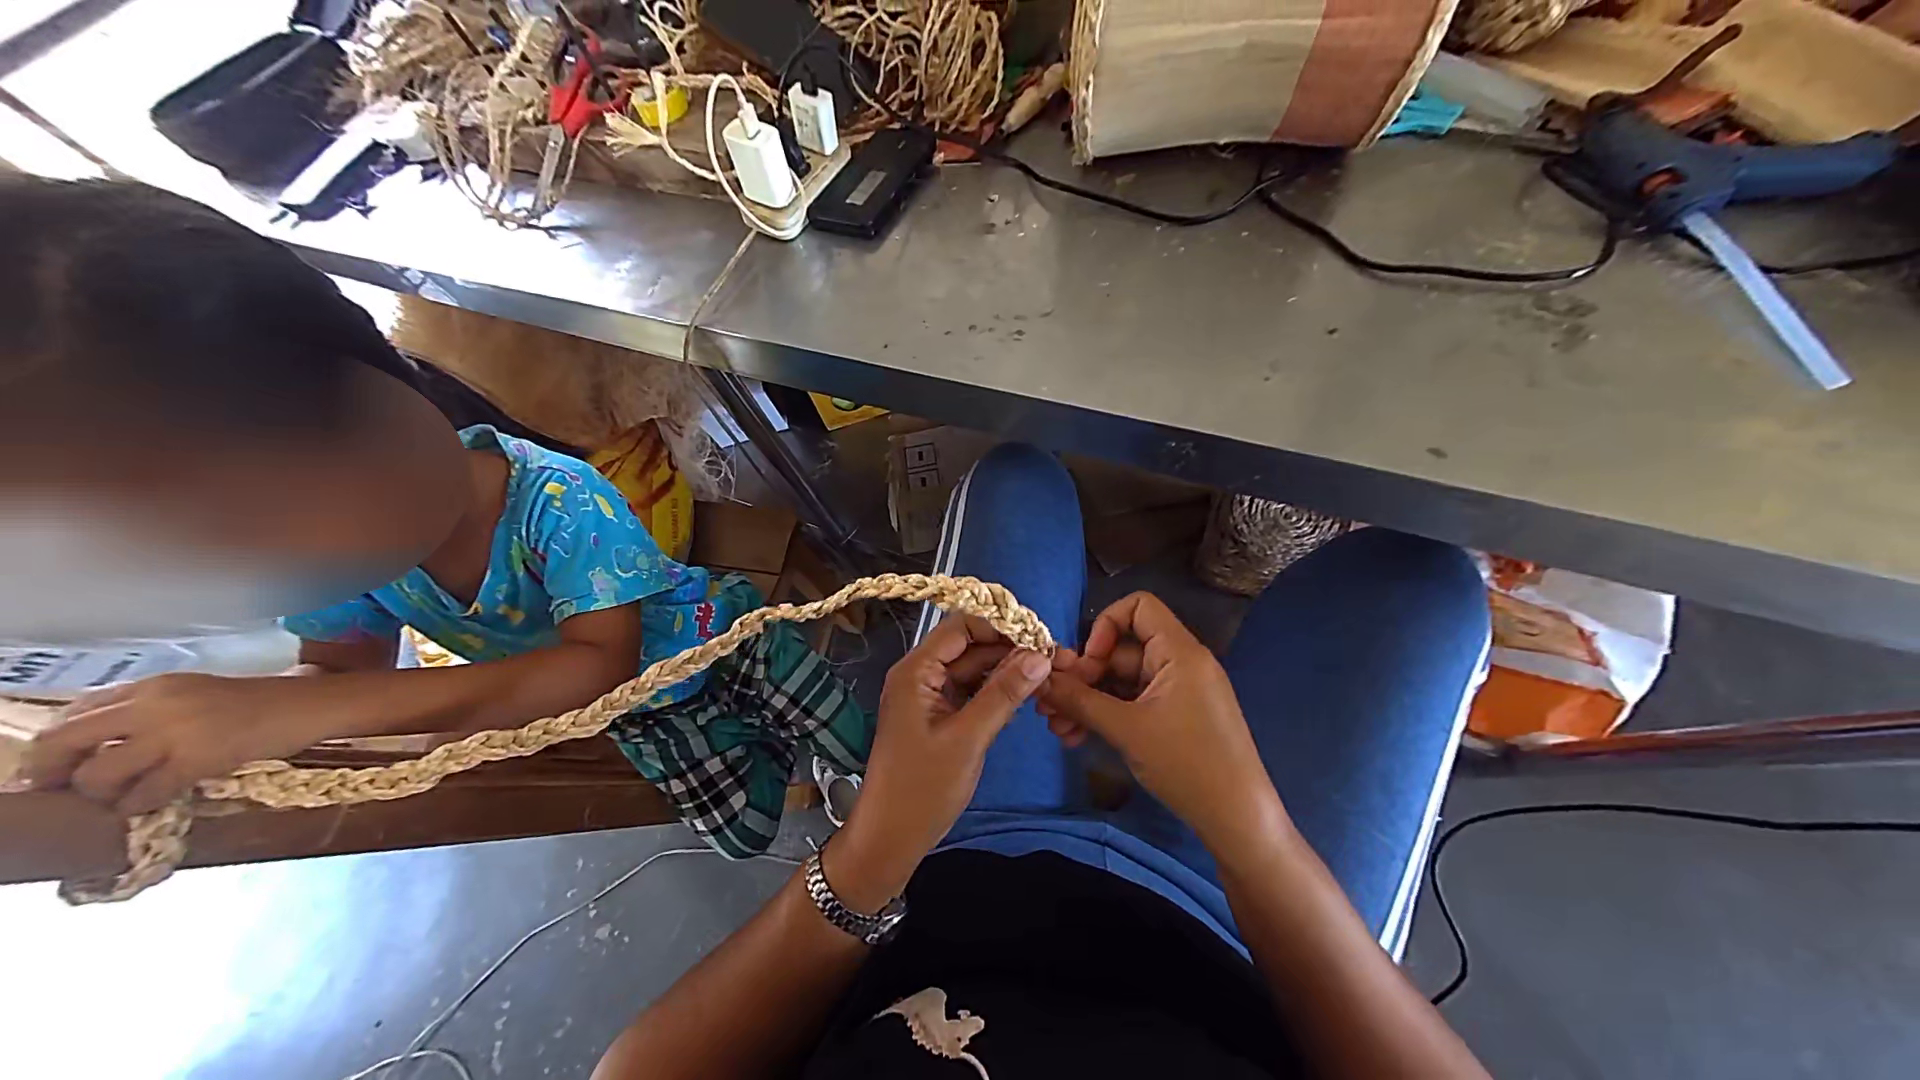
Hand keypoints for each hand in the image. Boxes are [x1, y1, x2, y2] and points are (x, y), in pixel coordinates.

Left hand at [22, 673, 327, 814]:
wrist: (316, 705)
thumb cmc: (266, 701)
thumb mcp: (201, 695)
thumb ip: (153, 711)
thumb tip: (103, 744)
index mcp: (156, 685)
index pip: (74, 713)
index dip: (59, 743)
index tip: (63, 764)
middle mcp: (155, 704)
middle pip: (64, 741)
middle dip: (54, 773)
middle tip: (67, 791)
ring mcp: (177, 732)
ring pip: (98, 774)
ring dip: (103, 794)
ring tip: (125, 797)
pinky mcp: (199, 759)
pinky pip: (146, 792)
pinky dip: (141, 804)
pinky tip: (155, 803)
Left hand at [825, 616, 1050, 912]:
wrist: (889, 838)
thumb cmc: (922, 788)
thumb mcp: (968, 738)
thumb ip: (1003, 694)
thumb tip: (1040, 657)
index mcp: (916, 670)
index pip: (962, 627)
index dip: (1001, 626)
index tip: (1041, 636)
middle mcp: (921, 674)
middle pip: (971, 646)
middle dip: (1011, 649)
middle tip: (1056, 659)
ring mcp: (930, 695)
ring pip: (974, 669)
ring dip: (1008, 670)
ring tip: (1050, 675)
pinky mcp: (939, 715)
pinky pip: (972, 691)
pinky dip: (997, 691)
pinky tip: (1026, 694)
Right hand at [1037, 592, 1290, 856]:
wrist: (1238, 820)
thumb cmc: (1186, 763)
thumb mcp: (1125, 729)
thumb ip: (1079, 700)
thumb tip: (1040, 679)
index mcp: (1179, 652)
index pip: (1138, 606)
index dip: (1104, 625)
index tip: (1086, 662)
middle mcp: (1181, 663)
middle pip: (1122, 649)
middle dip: (1083, 676)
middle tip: (1051, 704)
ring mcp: (1179, 692)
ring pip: (1122, 681)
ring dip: (1088, 700)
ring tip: (1058, 727)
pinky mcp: (1177, 717)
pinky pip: (1134, 702)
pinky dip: (1107, 714)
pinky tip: (1078, 737)